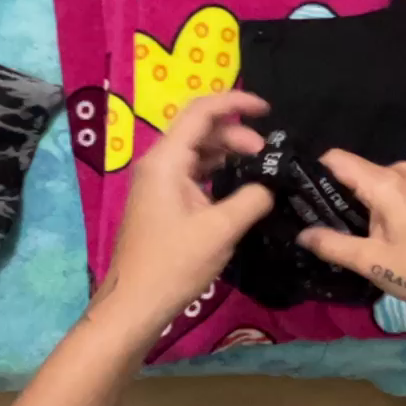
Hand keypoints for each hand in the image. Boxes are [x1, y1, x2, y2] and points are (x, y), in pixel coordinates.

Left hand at [91, 92, 273, 333]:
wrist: (135, 303)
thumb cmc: (174, 264)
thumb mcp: (221, 230)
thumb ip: (252, 199)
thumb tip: (269, 185)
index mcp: (166, 161)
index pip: (201, 112)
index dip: (236, 103)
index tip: (268, 110)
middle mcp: (159, 164)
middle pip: (201, 130)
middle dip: (238, 135)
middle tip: (268, 157)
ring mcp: (160, 183)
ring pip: (199, 152)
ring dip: (230, 154)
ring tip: (260, 171)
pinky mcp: (164, 202)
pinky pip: (195, 173)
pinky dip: (220, 173)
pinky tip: (240, 189)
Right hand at [297, 149, 405, 321]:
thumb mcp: (371, 262)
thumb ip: (332, 244)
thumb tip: (301, 234)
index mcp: (385, 182)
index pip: (335, 160)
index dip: (310, 173)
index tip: (290, 195)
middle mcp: (399, 173)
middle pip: (350, 172)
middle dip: (328, 194)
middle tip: (304, 222)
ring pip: (366, 184)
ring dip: (348, 205)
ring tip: (329, 232)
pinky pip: (383, 193)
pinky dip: (368, 208)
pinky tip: (360, 233)